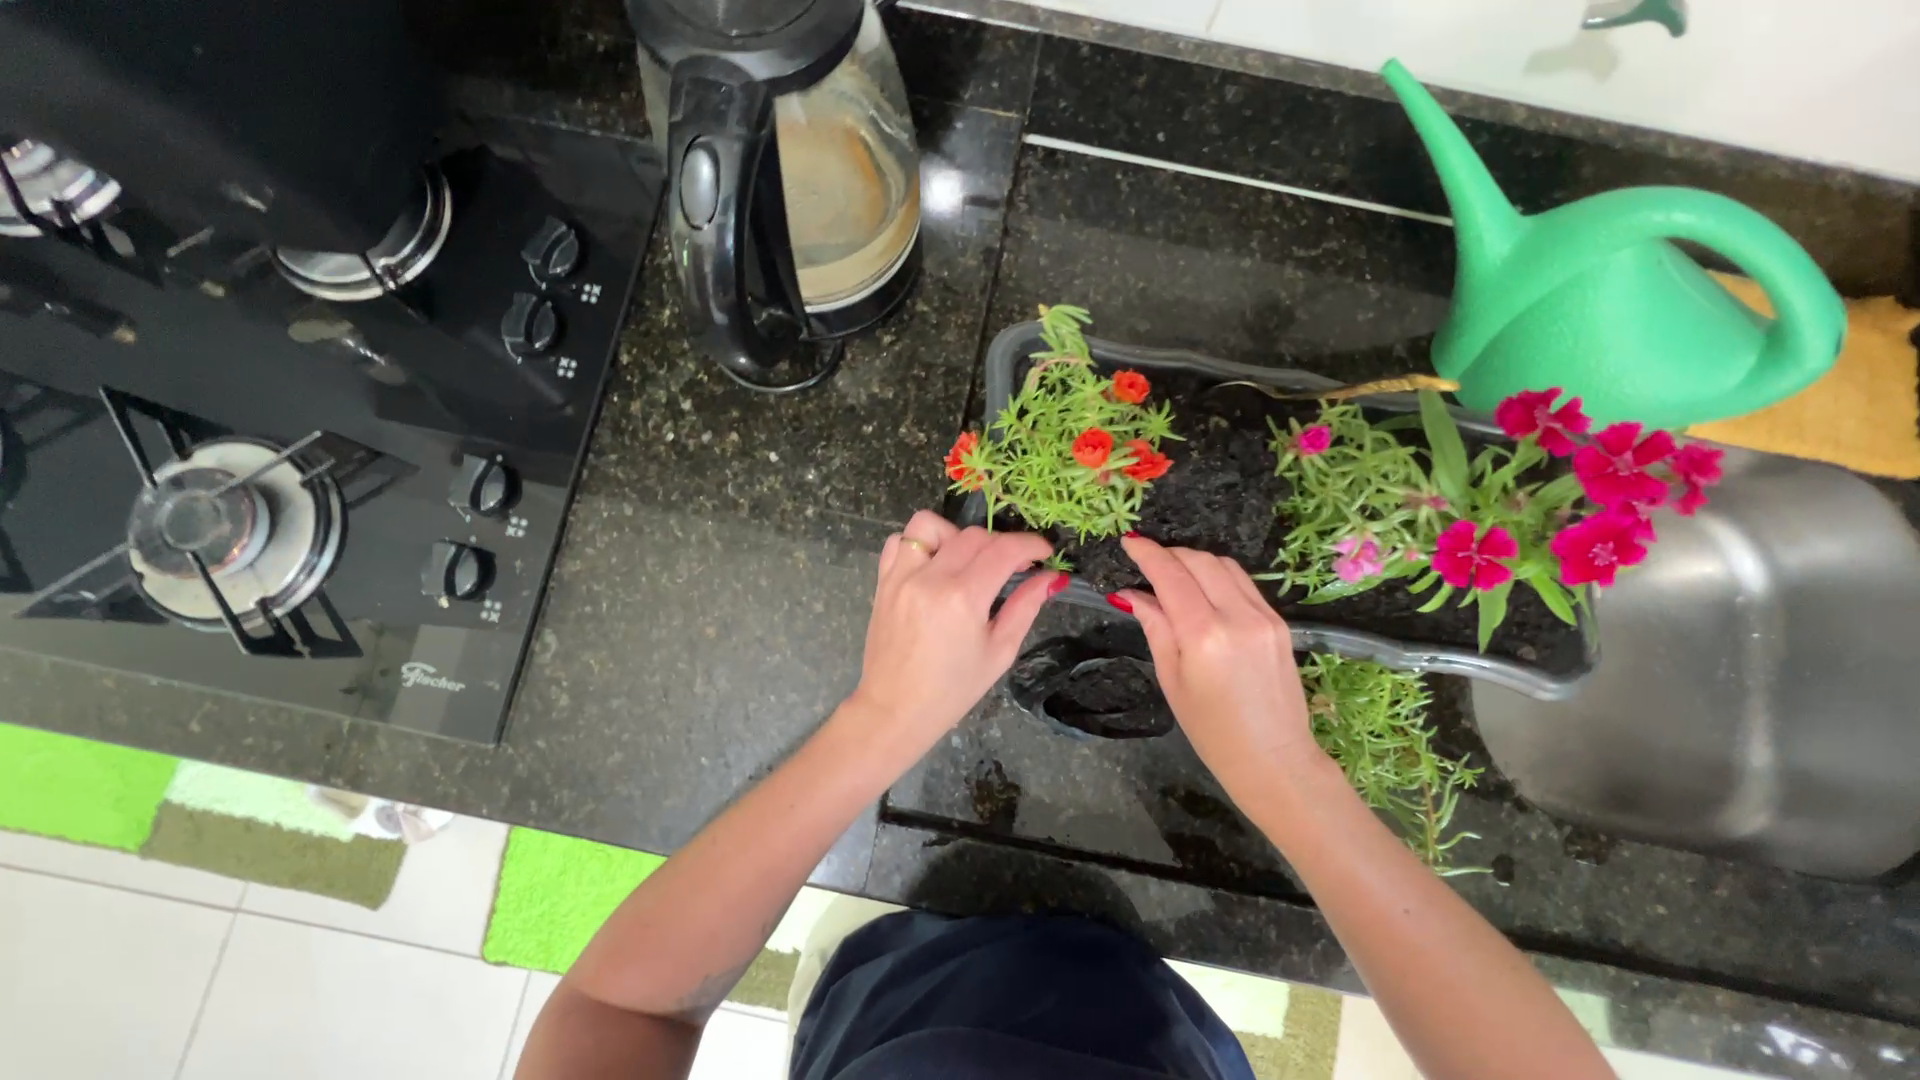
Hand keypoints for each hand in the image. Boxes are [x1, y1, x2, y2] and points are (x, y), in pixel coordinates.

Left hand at [846, 511, 1061, 755]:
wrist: (896, 709)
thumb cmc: (953, 689)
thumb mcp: (1000, 652)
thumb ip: (1025, 607)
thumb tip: (1050, 577)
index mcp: (963, 599)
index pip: (1004, 550)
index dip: (1031, 545)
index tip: (1043, 553)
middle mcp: (930, 579)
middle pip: (973, 535)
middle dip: (1001, 544)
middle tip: (1013, 566)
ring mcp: (901, 577)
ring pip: (930, 525)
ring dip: (956, 535)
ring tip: (967, 562)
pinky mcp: (883, 582)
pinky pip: (899, 542)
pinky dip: (920, 544)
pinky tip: (934, 565)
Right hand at [1115, 536, 1323, 802]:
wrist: (1274, 757)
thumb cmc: (1211, 731)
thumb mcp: (1171, 680)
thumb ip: (1155, 627)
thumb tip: (1133, 593)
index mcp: (1204, 635)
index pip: (1171, 575)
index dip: (1147, 554)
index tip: (1128, 542)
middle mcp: (1238, 616)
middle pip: (1199, 560)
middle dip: (1170, 553)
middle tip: (1147, 560)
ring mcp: (1264, 616)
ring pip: (1225, 565)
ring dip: (1195, 560)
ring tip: (1173, 573)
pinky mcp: (1279, 621)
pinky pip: (1243, 583)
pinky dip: (1218, 576)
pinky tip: (1203, 591)